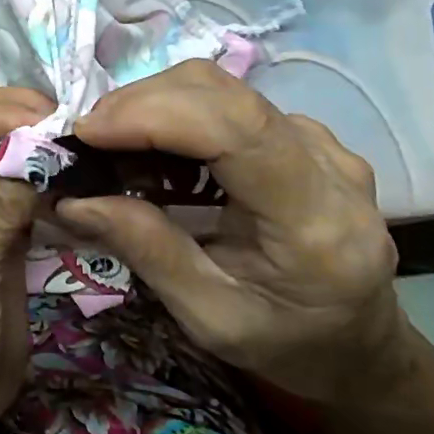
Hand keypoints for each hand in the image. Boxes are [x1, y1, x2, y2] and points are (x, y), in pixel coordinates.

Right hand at [53, 61, 405, 402]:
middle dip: (138, 103)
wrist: (359, 346)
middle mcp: (328, 164)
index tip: (86, 133)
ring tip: (109, 145)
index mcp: (313, 221)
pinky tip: (148, 148)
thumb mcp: (209, 319)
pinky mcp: (301, 134)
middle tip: (85, 141)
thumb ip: (148, 252)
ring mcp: (319, 141)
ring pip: (219, 87)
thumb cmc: (287, 344)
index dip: (153, 115)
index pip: (236, 130)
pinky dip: (170, 112)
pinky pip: (224, 101)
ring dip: (149, 104)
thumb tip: (73, 199)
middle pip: (221, 93)